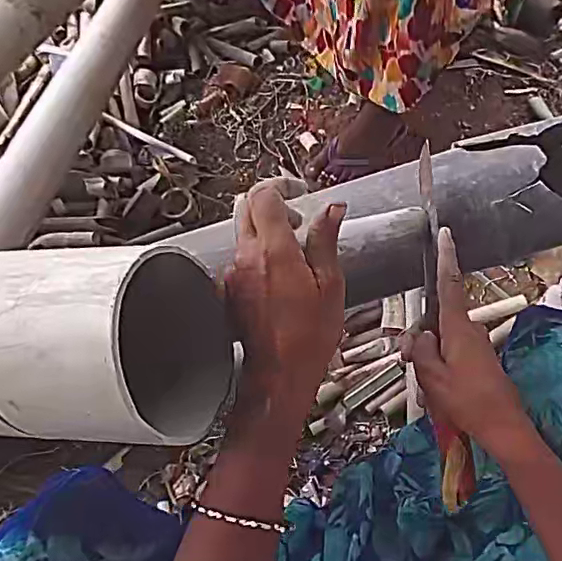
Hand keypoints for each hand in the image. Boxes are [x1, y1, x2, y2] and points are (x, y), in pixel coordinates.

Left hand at [225, 179, 345, 429]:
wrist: (279, 374)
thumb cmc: (307, 338)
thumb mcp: (330, 285)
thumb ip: (325, 241)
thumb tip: (331, 210)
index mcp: (274, 252)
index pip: (264, 196)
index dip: (282, 186)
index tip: (299, 192)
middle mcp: (246, 259)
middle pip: (248, 210)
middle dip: (273, 206)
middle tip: (298, 221)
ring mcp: (234, 275)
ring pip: (243, 235)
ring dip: (266, 234)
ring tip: (294, 255)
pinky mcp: (229, 292)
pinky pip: (241, 260)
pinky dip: (258, 257)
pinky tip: (280, 279)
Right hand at [401, 227, 536, 453]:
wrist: (503, 427)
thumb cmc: (468, 402)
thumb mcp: (433, 377)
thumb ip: (421, 351)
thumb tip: (421, 337)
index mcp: (459, 329)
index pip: (449, 285)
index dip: (446, 258)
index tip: (445, 235)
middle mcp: (469, 332)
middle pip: (435, 320)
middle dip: (419, 338)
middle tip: (411, 364)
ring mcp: (476, 346)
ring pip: (441, 342)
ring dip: (429, 360)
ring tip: (430, 389)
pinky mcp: (479, 361)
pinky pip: (451, 356)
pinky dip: (440, 369)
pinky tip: (439, 394)